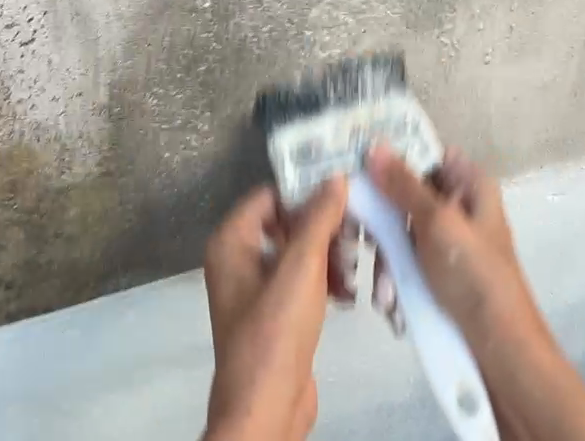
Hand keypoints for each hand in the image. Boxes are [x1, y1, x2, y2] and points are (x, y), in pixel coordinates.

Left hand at [202, 176, 348, 440]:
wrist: (267, 407)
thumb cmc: (276, 329)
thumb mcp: (301, 267)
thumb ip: (319, 218)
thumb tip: (335, 178)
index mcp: (231, 241)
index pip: (270, 195)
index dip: (304, 192)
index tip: (342, 194)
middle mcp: (237, 259)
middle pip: (286, 223)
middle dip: (322, 230)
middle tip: (353, 237)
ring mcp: (254, 288)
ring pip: (297, 253)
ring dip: (328, 257)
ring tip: (351, 272)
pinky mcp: (273, 312)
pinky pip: (300, 280)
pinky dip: (323, 281)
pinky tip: (347, 293)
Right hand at [366, 146, 584, 440]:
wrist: (500, 352)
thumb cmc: (474, 277)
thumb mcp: (436, 224)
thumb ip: (403, 185)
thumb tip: (375, 144)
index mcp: (470, 185)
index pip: (426, 155)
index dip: (394, 161)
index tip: (359, 172)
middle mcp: (460, 207)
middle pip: (407, 196)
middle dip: (384, 225)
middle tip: (362, 242)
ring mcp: (450, 242)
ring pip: (401, 233)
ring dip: (386, 262)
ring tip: (385, 293)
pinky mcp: (441, 273)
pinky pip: (407, 263)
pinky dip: (396, 280)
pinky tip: (393, 305)